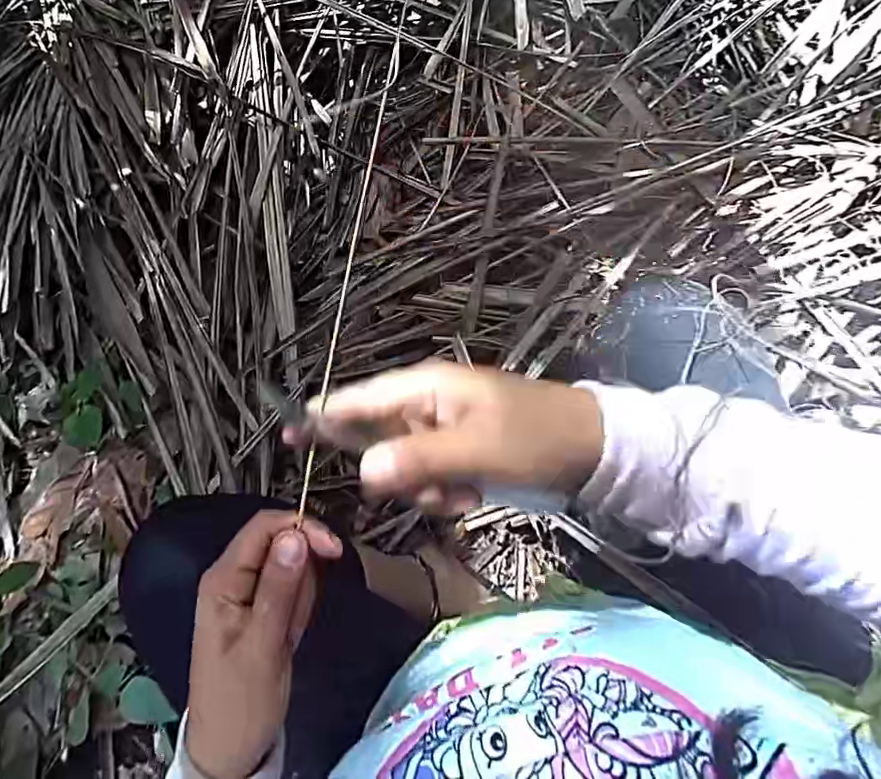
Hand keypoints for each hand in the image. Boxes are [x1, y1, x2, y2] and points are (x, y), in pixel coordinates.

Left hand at [187, 511, 342, 778]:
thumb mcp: (261, 647)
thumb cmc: (240, 703)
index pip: (263, 527)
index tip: (334, 547)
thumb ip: (279, 588)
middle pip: (280, 542)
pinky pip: (293, 589)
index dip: (300, 527)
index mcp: (222, 578)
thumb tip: (296, 534)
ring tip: (288, 635)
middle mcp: (234, 576)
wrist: (231, 753)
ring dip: (301, 596)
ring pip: (291, 565)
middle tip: (298, 617)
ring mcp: (249, 591)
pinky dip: (300, 609)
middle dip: (301, 573)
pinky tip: (289, 636)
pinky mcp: (264, 607)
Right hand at [286, 361, 602, 512]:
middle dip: (396, 471)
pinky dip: (442, 489)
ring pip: (402, 462)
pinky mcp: (456, 448)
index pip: (359, 399)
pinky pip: (427, 473)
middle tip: (432, 489)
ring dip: (424, 486)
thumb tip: (363, 470)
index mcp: (424, 387)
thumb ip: (417, 459)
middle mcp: (425, 403)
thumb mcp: (476, 450)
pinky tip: (471, 492)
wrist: (591, 450)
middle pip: (377, 437)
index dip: (323, 416)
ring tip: (463, 491)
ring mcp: (440, 426)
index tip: (290, 433)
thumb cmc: (533, 439)